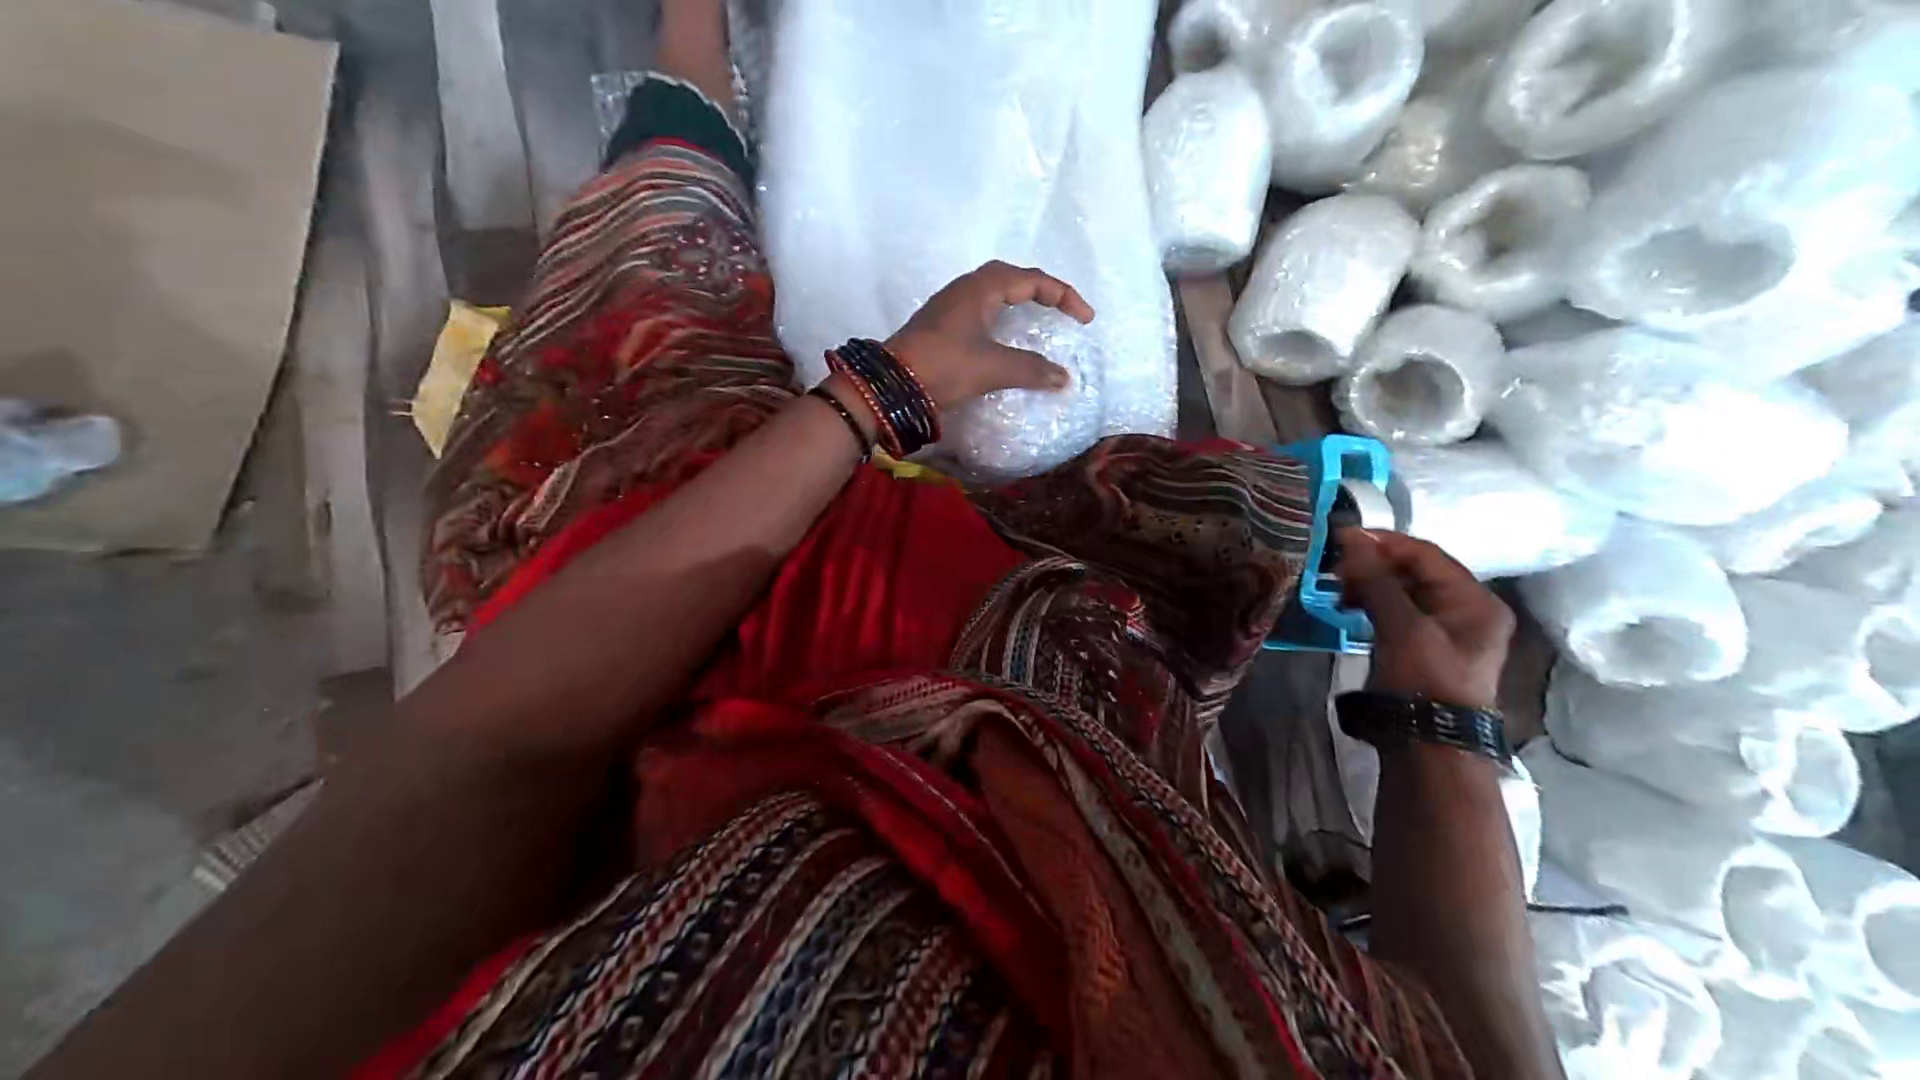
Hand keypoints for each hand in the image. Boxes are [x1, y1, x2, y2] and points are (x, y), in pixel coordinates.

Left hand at [884, 260, 1094, 408]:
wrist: (891, 384)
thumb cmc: (943, 366)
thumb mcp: (992, 367)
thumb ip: (1031, 369)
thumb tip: (1063, 378)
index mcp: (981, 288)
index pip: (1032, 279)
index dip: (1063, 295)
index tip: (1084, 318)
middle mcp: (965, 289)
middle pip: (1012, 277)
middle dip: (1041, 290)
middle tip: (1062, 309)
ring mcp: (949, 306)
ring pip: (993, 292)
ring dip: (1018, 301)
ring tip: (1038, 318)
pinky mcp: (940, 325)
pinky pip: (980, 309)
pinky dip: (1001, 316)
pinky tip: (1003, 336)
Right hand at [1337, 529, 1513, 708]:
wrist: (1429, 744)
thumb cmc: (1424, 680)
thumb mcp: (1401, 628)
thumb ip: (1377, 580)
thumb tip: (1351, 537)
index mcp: (1475, 600)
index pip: (1426, 554)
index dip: (1384, 542)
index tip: (1342, 539)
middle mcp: (1467, 610)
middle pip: (1416, 571)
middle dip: (1374, 565)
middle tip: (1334, 567)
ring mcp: (1446, 630)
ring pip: (1404, 591)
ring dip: (1370, 584)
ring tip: (1337, 588)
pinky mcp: (1425, 647)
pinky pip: (1398, 612)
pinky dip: (1373, 604)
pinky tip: (1349, 607)